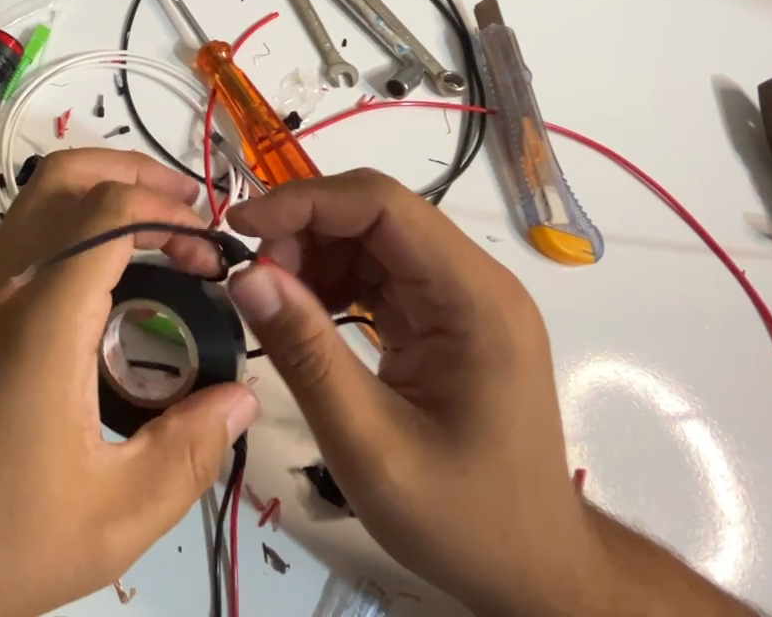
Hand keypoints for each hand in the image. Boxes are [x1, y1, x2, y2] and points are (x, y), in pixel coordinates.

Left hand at [0, 149, 259, 616]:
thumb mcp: (112, 516)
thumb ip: (189, 452)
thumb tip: (240, 398)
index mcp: (41, 319)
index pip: (109, 211)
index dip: (172, 213)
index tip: (213, 255)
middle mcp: (1, 288)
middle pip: (63, 178)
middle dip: (133, 173)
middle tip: (187, 211)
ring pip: (35, 205)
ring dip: (99, 198)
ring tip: (155, 241)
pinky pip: (21, 245)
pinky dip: (71, 233)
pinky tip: (101, 295)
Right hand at [218, 170, 750, 616]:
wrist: (532, 570)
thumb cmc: (461, 518)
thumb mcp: (368, 443)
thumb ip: (305, 354)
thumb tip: (243, 275)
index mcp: (473, 298)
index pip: (382, 205)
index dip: (304, 202)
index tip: (240, 229)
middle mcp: (473, 281)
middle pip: (375, 213)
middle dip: (303, 228)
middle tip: (251, 277)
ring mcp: (460, 298)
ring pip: (369, 237)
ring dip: (311, 253)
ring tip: (271, 300)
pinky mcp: (443, 318)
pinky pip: (376, 272)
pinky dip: (329, 280)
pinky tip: (302, 315)